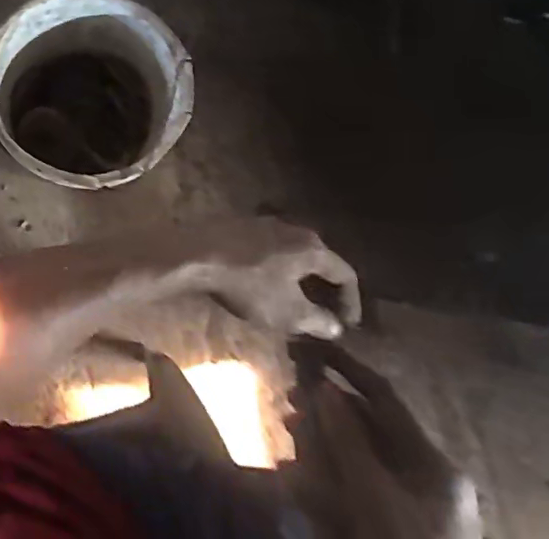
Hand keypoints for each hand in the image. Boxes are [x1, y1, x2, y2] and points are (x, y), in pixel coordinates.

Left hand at [192, 219, 361, 338]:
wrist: (196, 254)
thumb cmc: (248, 285)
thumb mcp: (288, 312)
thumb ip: (318, 320)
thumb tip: (336, 326)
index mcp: (311, 248)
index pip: (345, 274)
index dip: (351, 302)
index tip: (347, 326)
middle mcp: (292, 228)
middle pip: (320, 259)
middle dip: (326, 288)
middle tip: (326, 313)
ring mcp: (264, 222)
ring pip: (293, 252)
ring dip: (300, 277)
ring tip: (297, 300)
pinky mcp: (241, 225)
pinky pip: (271, 247)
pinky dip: (278, 266)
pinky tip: (266, 282)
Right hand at [288, 347, 479, 538]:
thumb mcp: (371, 494)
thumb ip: (346, 437)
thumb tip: (322, 386)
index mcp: (433, 463)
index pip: (383, 396)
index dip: (343, 366)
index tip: (305, 345)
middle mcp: (429, 476)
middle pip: (371, 424)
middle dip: (327, 407)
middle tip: (288, 397)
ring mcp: (417, 503)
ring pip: (363, 453)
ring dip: (324, 438)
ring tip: (289, 430)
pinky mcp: (399, 524)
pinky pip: (362, 483)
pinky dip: (332, 471)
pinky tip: (301, 473)